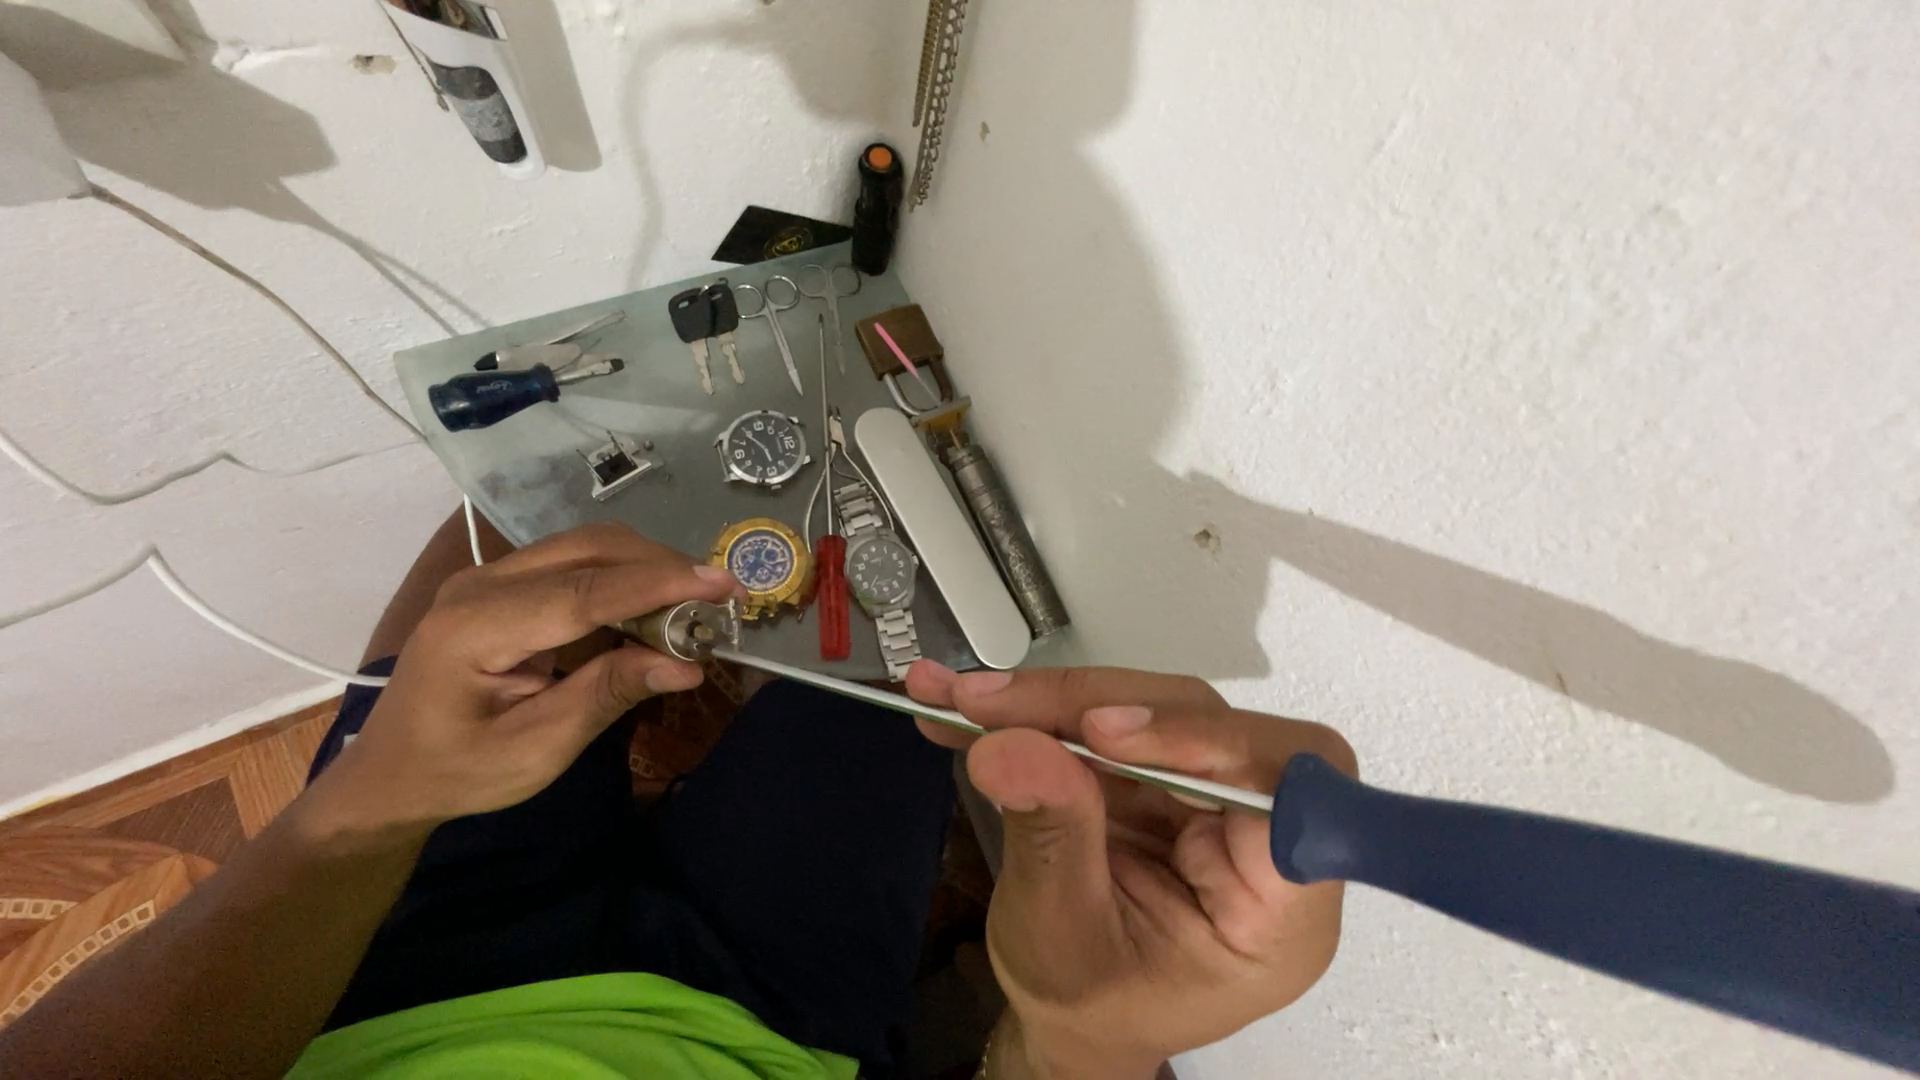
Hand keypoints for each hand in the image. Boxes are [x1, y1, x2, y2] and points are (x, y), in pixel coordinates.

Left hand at [311, 523, 738, 834]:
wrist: (392, 774)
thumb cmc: (459, 772)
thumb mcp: (537, 748)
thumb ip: (608, 694)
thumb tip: (687, 664)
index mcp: (476, 628)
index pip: (585, 591)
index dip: (659, 585)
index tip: (723, 584)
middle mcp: (481, 584)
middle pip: (591, 550)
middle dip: (664, 567)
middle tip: (721, 598)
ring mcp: (491, 576)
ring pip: (589, 546)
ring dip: (649, 566)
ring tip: (697, 601)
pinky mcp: (505, 582)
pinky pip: (578, 560)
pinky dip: (627, 575)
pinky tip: (655, 604)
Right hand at [904, 663, 1356, 1078]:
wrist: (1070, 1015)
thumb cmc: (1088, 1006)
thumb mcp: (1062, 941)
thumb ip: (1049, 841)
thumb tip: (1005, 744)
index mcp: (1274, 903)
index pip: (1288, 792)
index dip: (1209, 741)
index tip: (1103, 732)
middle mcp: (1250, 830)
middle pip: (1200, 723)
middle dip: (1086, 705)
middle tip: (990, 703)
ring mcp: (1199, 790)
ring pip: (1141, 704)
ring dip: (1043, 698)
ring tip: (956, 699)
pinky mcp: (1150, 768)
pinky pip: (1096, 717)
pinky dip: (1026, 708)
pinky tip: (956, 705)